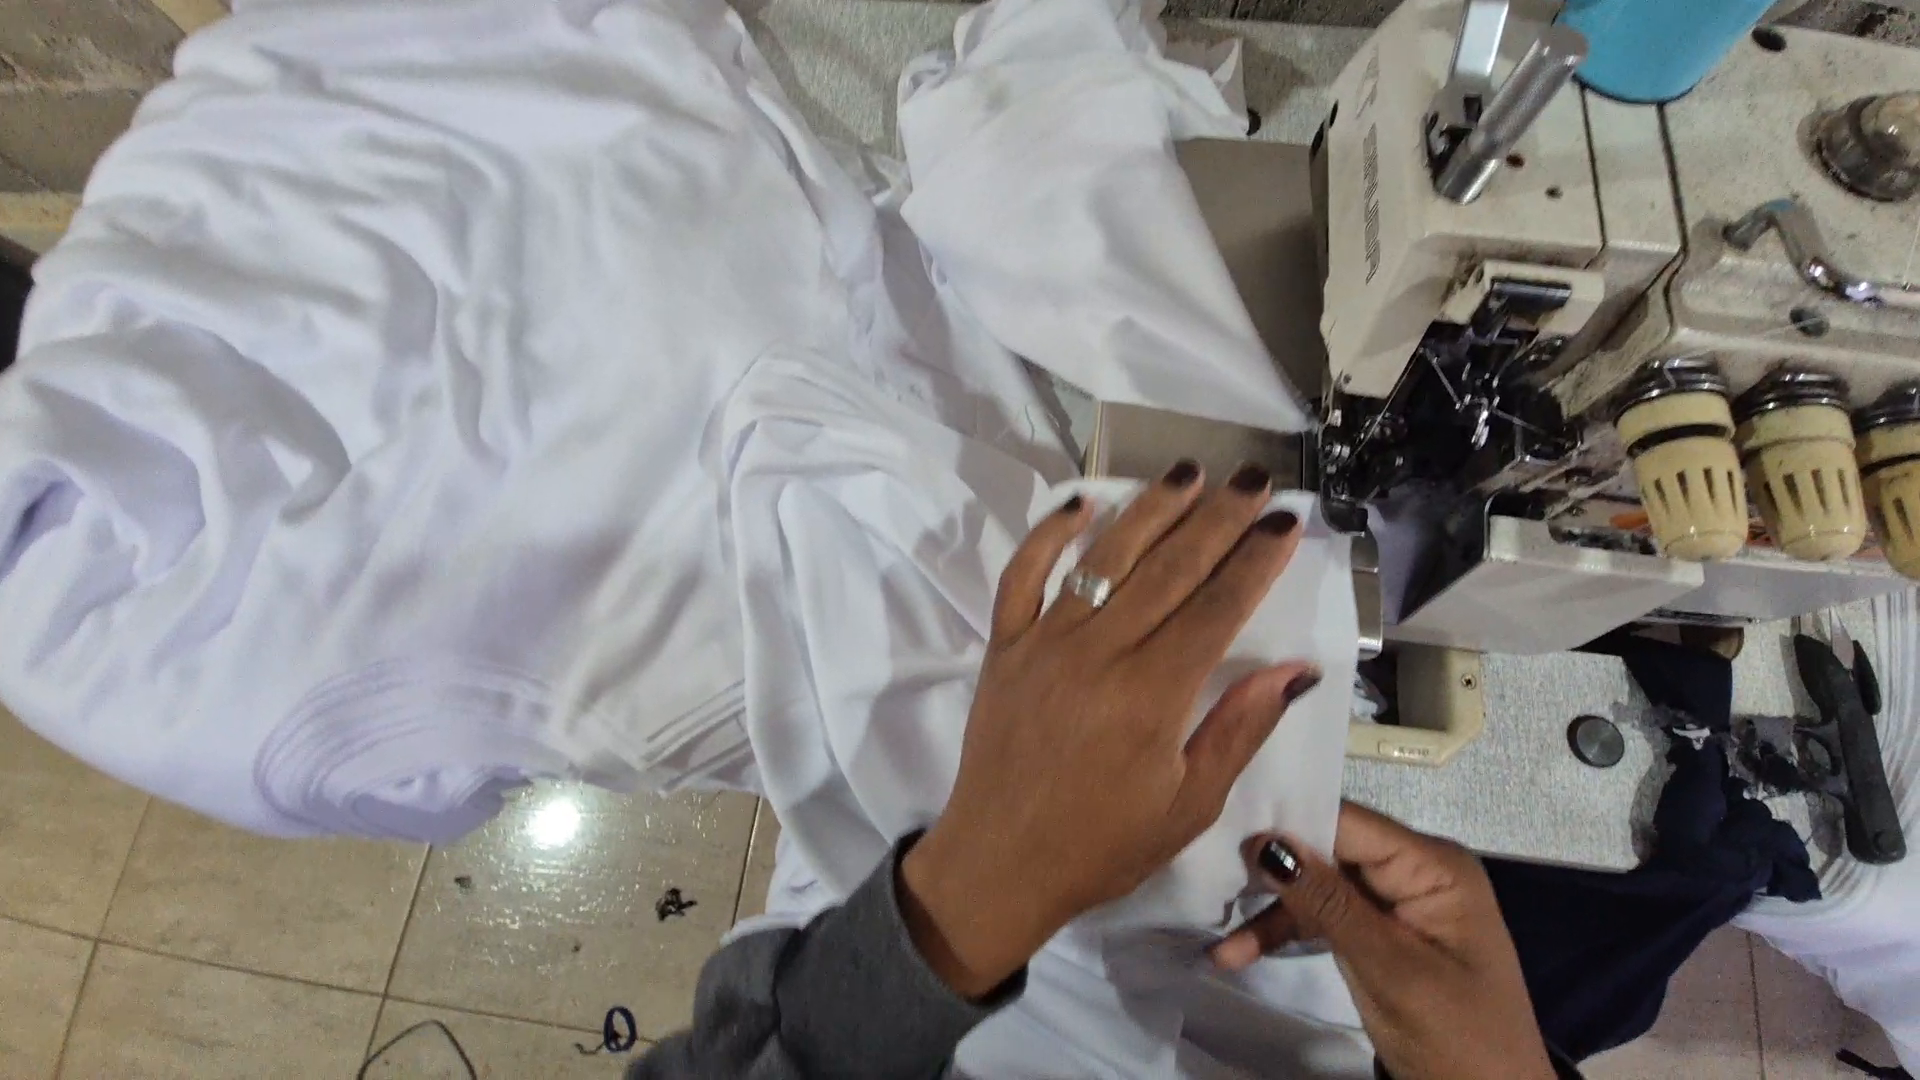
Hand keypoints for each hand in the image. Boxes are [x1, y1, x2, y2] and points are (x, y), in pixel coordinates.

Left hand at [900, 460, 1321, 998]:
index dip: (1256, 561)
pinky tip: (1079, 502)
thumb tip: (1294, 670)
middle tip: (1253, 480)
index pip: (1217, 608)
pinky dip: (1047, 533)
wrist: (998, 860)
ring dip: (1150, 509)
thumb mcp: (1189, 806)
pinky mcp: (1003, 644)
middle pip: (1169, 569)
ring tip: (1188, 473)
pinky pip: (1022, 574)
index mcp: (1151, 695)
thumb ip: (1239, 729)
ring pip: (1103, 557)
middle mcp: (1098, 652)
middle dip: (1218, 519)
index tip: (1286, 522)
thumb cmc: (1102, 844)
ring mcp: (1043, 641)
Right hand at [1210, 803, 1553, 1079]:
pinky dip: (1282, 932)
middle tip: (1206, 861)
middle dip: (1269, 862)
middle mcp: (1410, 868)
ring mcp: (1390, 898)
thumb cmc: (1457, 1039)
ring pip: (1313, 881)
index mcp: (1432, 865)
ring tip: (1214, 921)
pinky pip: (1318, 914)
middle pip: (1324, 846)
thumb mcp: (1390, 970)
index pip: (1347, 822)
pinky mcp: (1372, 927)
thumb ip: (1327, 901)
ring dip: (1267, 908)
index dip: (1289, 820)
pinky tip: (1235, 951)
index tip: (1226, 823)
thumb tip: (1264, 840)